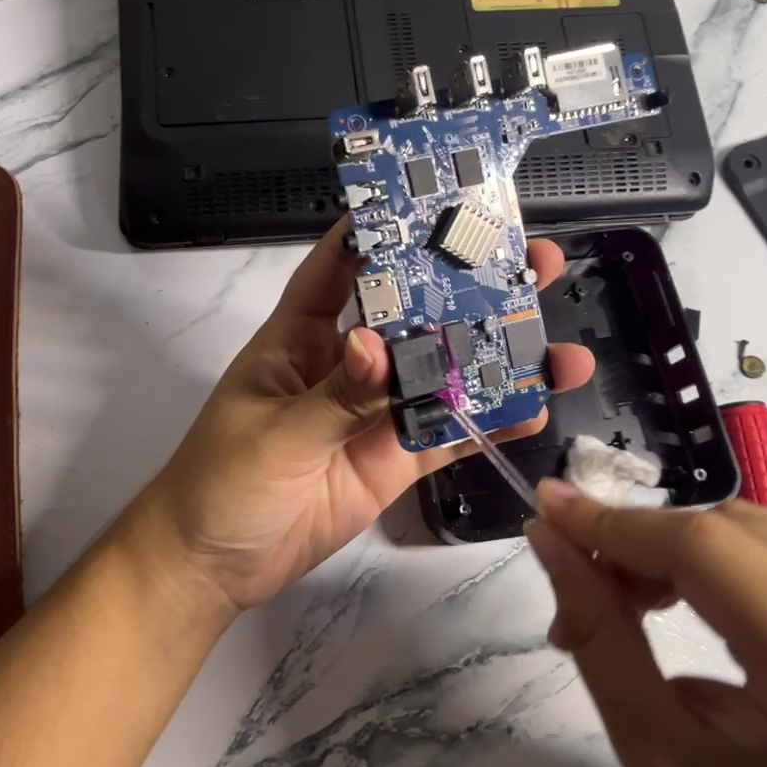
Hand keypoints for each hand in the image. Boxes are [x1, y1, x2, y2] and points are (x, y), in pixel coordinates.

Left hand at [131, 220, 595, 612]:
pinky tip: (534, 408)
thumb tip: (378, 345)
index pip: (337, 269)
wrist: (215, 564)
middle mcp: (343, 365)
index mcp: (298, 338)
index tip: (429, 201)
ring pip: (440, 374)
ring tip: (552, 340)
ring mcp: (372, 413)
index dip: (376, 233)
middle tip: (527, 264)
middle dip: (464, 289)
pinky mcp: (392, 460)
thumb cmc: (220, 483)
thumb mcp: (275, 433)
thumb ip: (336, 395)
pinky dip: (487, 423)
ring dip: (492, 356)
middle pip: (410, 315)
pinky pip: (445, 434)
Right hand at [526, 484, 766, 766]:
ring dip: (668, 548)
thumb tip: (546, 535)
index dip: (616, 523)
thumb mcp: (656, 750)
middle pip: (721, 529)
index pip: (707, 553)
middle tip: (585, 602)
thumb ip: (599, 635)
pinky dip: (710, 550)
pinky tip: (693, 596)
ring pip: (739, 520)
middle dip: (634, 549)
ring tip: (636, 606)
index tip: (545, 510)